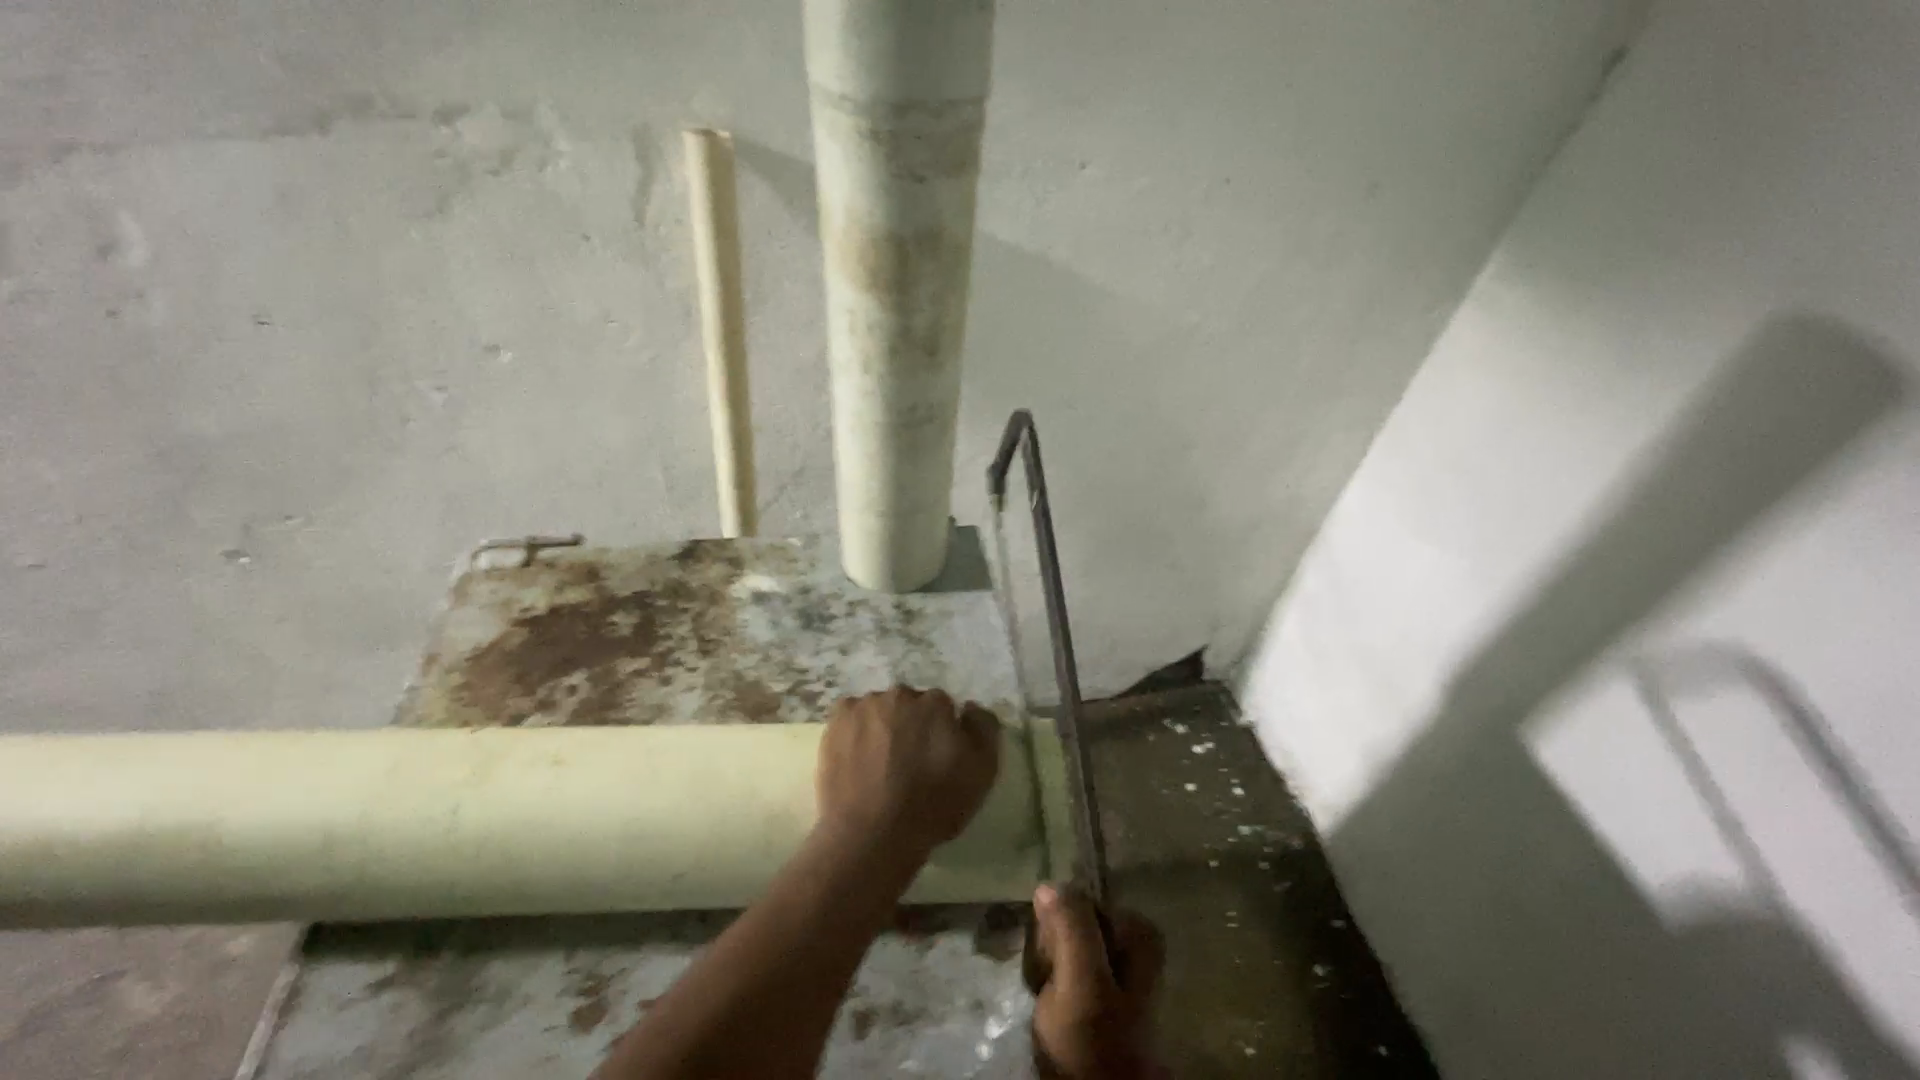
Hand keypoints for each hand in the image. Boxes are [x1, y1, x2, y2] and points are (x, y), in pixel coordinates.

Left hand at [816, 686, 1000, 858]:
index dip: (941, 732)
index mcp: (935, 703)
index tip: (936, 757)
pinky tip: (857, 758)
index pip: (942, 707)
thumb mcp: (982, 772)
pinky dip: (855, 731)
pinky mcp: (834, 723)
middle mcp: (899, 695)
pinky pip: (851, 718)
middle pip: (909, 704)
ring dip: (882, 727)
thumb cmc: (933, 805)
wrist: (873, 833)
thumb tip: (968, 707)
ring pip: (879, 710)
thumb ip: (983, 728)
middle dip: (911, 725)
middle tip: (908, 762)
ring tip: (879, 764)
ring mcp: (863, 707)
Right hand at [1031, 884, 1164, 1079]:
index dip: (1059, 927)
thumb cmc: (1097, 1042)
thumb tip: (1049, 883)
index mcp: (1140, 932)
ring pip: (1063, 946)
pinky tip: (1050, 1007)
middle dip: (1052, 947)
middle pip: (1072, 922)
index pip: (1080, 902)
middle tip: (1050, 981)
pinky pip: (1063, 970)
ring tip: (1048, 998)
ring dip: (1048, 968)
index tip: (1053, 958)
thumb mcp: (1083, 983)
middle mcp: (1133, 943)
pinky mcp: (1099, 993)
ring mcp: (1116, 969)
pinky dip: (1050, 985)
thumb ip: (1072, 929)